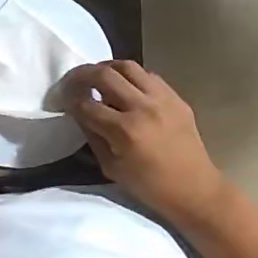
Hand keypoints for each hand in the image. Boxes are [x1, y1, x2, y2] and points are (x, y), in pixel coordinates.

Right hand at [66, 61, 233, 229]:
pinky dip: (130, 76)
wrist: (196, 191)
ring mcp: (163, 100)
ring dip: (105, 68)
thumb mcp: (111, 167)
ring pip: (127, 66)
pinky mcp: (176, 98)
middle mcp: (143, 108)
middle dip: (81, 75)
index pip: (86, 104)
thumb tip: (78, 113)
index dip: (68, 99)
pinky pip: (148, 75)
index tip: (60, 98)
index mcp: (125, 131)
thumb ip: (92, 136)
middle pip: (104, 75)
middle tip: (71, 81)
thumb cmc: (150, 186)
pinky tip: (123, 86)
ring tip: (95, 76)